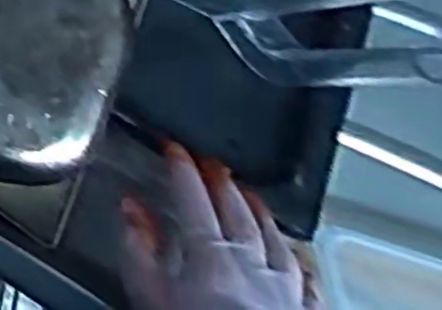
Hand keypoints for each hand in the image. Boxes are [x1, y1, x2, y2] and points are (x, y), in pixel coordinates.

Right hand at [121, 143, 321, 309]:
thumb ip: (139, 243)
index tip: (173, 147)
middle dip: (223, 184)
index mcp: (210, 254)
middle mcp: (254, 266)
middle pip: (240, 215)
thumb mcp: (148, 289)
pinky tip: (299, 258)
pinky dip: (300, 263)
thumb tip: (132, 203)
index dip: (182, 169)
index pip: (193, 198)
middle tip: (212, 162)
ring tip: (252, 195)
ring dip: (262, 214)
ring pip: (279, 243)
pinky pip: (309, 285)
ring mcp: (288, 295)